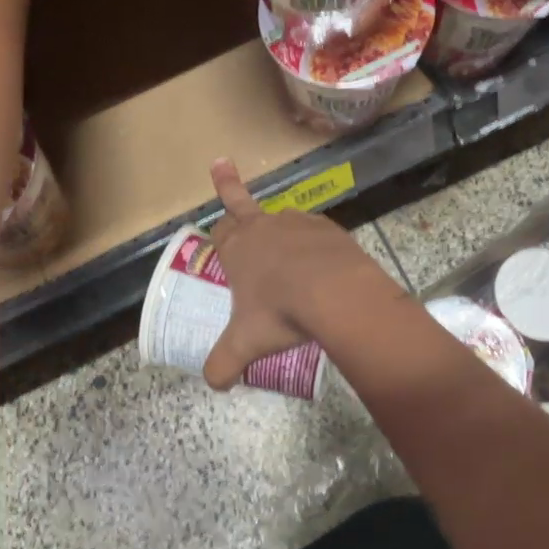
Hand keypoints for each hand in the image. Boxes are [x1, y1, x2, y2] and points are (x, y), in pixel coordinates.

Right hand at [203, 158, 401, 389]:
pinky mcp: (329, 228)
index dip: (215, 230)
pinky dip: (313, 244)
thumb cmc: (280, 313)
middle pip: (242, 204)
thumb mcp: (246, 344)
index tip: (215, 226)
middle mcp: (263, 228)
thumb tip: (214, 384)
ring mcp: (298, 223)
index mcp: (237, 249)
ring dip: (280, 230)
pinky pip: (315, 232)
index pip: (219, 230)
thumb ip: (224, 364)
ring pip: (282, 220)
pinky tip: (321, 265)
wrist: (334, 292)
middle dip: (228, 185)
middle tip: (221, 164)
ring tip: (289, 255)